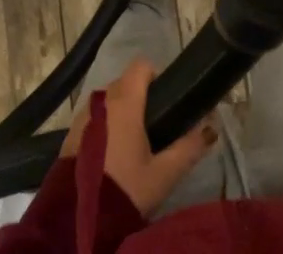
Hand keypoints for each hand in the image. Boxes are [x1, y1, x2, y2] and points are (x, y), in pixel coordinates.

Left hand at [57, 59, 218, 215]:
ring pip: (109, 98)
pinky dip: (107, 122)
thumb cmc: (127, 188)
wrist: (80, 215)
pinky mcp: (71, 130)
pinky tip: (114, 150)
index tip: (168, 99)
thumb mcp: (165, 172)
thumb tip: (211, 128)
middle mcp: (101, 99)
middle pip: (125, 82)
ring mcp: (83, 113)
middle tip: (158, 126)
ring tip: (137, 141)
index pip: (141, 66)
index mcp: (124, 101)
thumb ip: (190, 146)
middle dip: (142, 96)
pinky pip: (95, 114)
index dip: (157, 76)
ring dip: (123, 110)